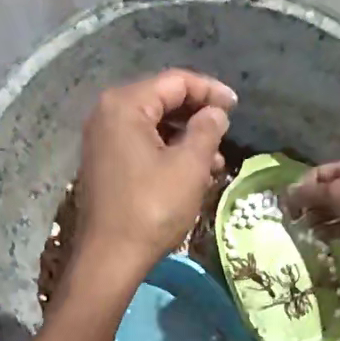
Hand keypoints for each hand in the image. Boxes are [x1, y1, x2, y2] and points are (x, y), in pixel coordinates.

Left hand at [72, 69, 235, 275]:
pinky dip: (167, 154)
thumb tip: (215, 113)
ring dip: (186, 139)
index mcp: (124, 105)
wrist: (110, 258)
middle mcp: (107, 115)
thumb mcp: (188, 167)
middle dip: (198, 117)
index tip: (237, 106)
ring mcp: (102, 141)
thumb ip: (206, 130)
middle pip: (161, 101)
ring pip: (153, 127)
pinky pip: (141, 146)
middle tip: (226, 133)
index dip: (210, 90)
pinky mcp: (104, 165)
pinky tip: (191, 175)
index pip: (175, 82)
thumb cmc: (151, 209)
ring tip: (215, 163)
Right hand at [285, 156, 339, 247]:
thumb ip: (311, 193)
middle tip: (292, 218)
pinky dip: (329, 231)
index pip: (321, 172)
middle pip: (327, 192)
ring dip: (317, 218)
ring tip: (303, 229)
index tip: (289, 202)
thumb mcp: (338, 192)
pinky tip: (317, 237)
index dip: (303, 185)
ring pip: (333, 210)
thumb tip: (288, 193)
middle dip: (309, 203)